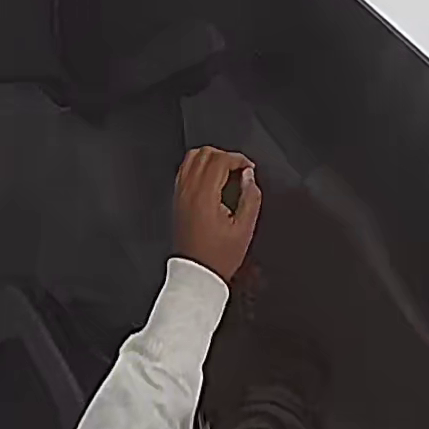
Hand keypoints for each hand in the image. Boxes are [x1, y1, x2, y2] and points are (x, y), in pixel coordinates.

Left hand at [174, 147, 262, 281]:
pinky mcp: (177, 199)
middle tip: (240, 168)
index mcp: (204, 196)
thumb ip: (251, 197)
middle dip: (226, 155)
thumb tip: (249, 176)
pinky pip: (185, 169)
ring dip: (211, 158)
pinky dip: (199, 166)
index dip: (238, 158)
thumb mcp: (244, 229)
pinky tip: (212, 178)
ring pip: (192, 157)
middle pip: (204, 153)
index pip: (219, 160)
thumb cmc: (218, 257)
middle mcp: (188, 191)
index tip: (249, 167)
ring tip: (227, 170)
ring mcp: (180, 194)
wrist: (196, 275)